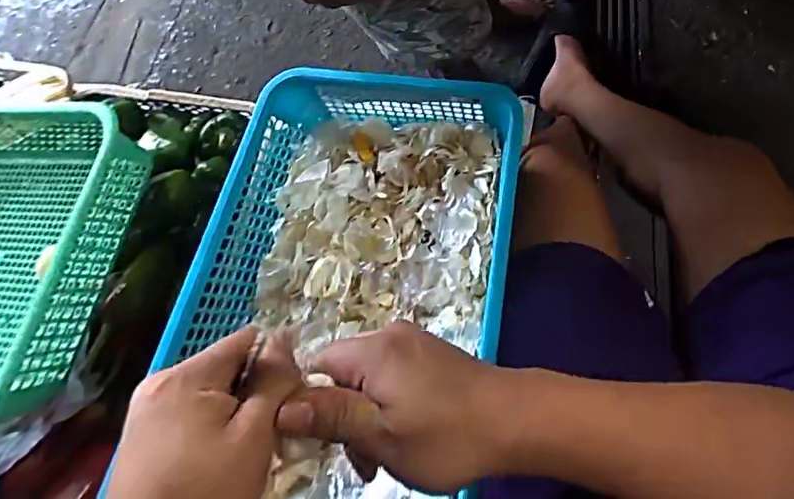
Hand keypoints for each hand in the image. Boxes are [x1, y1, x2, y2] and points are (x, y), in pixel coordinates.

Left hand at [108, 328, 302, 498]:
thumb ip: (273, 380)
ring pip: (210, 393)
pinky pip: (188, 415)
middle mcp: (159, 382)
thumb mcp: (252, 436)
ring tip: (239, 451)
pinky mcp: (139, 440)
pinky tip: (214, 462)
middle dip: (251, 392)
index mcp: (184, 375)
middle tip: (264, 432)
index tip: (286, 397)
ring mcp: (144, 412)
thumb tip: (283, 339)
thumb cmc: (204, 496)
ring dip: (232, 413)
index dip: (274, 362)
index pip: (247, 340)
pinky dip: (208, 430)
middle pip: (227, 367)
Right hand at [276, 322, 507, 492]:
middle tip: (363, 458)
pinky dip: (386, 403)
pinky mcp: (426, 353)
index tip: (321, 442)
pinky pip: (389, 374)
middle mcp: (390, 335)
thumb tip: (283, 406)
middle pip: (342, 372)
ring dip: (365, 415)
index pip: (318, 365)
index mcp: (374, 350)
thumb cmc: (444, 434)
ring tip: (384, 454)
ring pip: (365, 378)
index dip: (310, 403)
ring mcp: (411, 342)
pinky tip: (403, 432)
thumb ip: (333, 417)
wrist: (510, 418)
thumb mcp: (383, 435)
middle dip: (342, 415)